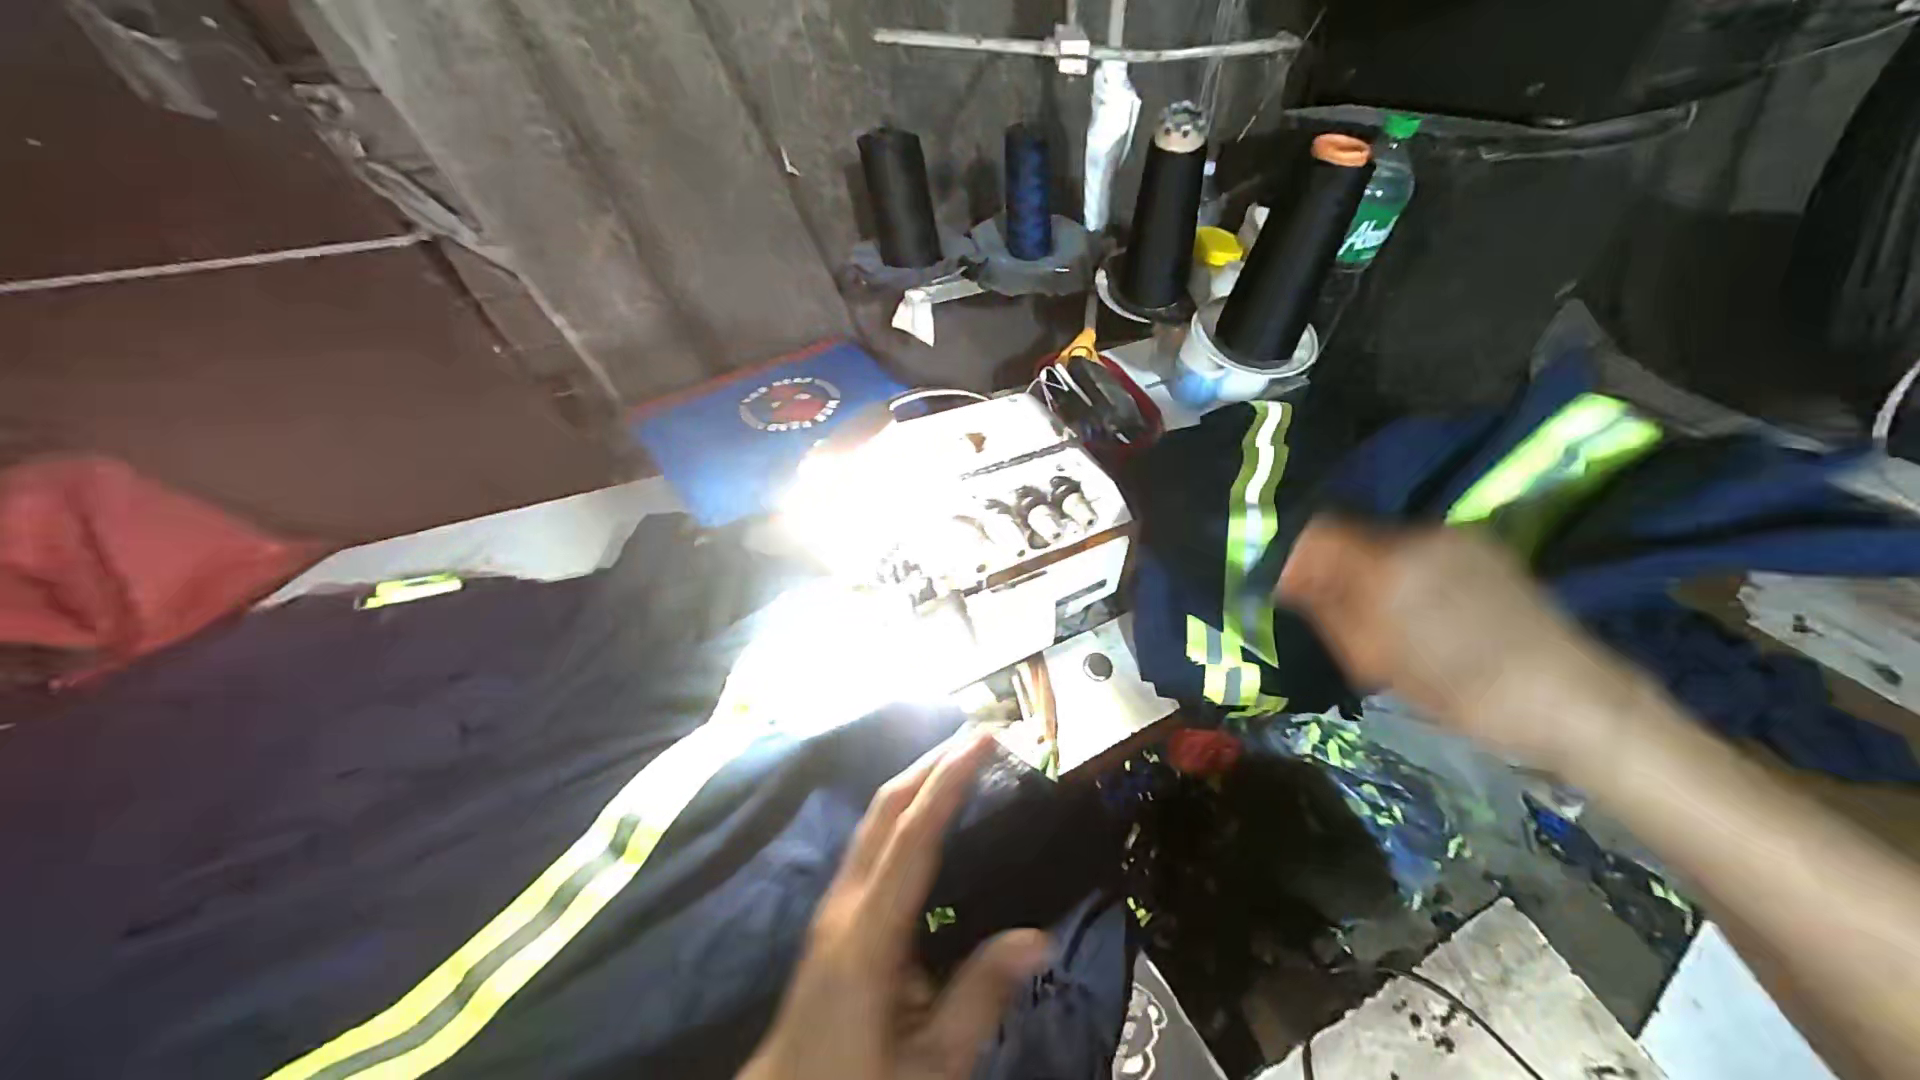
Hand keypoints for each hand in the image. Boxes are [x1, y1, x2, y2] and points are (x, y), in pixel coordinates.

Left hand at [737, 732, 1049, 1079]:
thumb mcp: (930, 1063)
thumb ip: (980, 996)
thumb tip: (1037, 937)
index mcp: (868, 932)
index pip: (913, 836)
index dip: (949, 782)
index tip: (981, 742)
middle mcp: (845, 901)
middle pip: (885, 809)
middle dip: (930, 764)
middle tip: (977, 738)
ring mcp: (834, 902)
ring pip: (874, 819)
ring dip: (915, 781)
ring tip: (959, 761)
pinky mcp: (835, 913)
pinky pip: (872, 840)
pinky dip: (903, 809)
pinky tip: (928, 813)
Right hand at [1277, 517, 1650, 770]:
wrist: (1573, 701)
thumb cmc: (1462, 693)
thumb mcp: (1376, 660)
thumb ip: (1325, 609)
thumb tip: (1284, 576)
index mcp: (1388, 566)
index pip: (1317, 536)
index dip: (1295, 558)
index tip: (1290, 590)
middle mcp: (1419, 537)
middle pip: (1350, 539)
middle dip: (1334, 571)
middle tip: (1341, 619)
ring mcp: (1456, 539)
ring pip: (1384, 546)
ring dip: (1370, 574)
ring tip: (1388, 621)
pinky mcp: (1484, 549)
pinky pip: (1419, 552)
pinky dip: (1405, 575)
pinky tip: (1425, 613)